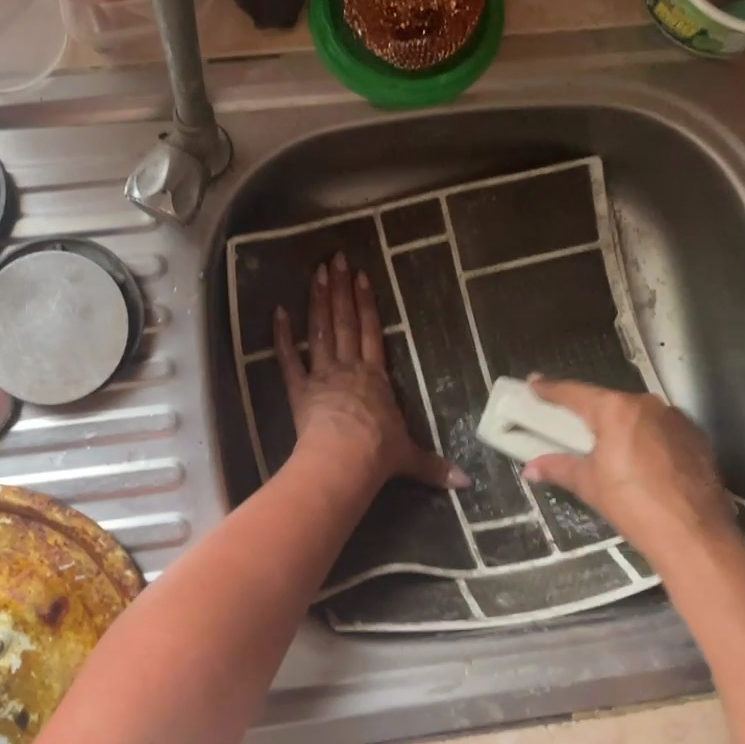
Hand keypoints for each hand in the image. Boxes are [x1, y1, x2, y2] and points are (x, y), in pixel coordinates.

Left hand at [274, 253, 467, 489]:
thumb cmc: (379, 455)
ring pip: (319, 331)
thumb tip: (467, 484)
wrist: (345, 461)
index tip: (361, 275)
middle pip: (344, 321)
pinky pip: (288, 359)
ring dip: (317, 301)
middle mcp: (349, 368)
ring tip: (315, 273)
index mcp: (376, 377)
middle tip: (335, 259)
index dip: (366, 302)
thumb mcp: (411, 458)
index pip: (371, 331)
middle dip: (340, 289)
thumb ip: (434, 466)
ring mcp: (322, 375)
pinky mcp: (299, 389)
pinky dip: (282, 336)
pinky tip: (277, 312)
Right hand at [520, 376, 739, 566]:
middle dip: (590, 411)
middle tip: (570, 422)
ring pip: (638, 415)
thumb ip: (559, 468)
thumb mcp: (589, 485)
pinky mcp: (697, 438)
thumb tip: (531, 468)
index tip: (534, 383)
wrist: (695, 536)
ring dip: (621, 425)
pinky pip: (662, 430)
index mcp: (615, 409)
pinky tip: (642, 460)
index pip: (574, 393)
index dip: (550, 389)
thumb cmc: (633, 505)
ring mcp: (677, 420)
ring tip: (609, 445)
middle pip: (609, 402)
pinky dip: (647, 438)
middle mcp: (648, 405)